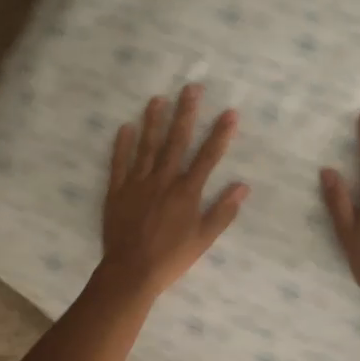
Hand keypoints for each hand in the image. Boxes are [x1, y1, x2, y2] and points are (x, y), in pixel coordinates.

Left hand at [99, 84, 247, 297]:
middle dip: (186, 113)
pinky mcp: (117, 191)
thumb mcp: (204, 239)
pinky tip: (126, 126)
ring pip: (147, 146)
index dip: (220, 134)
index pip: (208, 157)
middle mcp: (163, 180)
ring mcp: (137, 184)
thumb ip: (223, 211)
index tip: (230, 112)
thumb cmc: (171, 258)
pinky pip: (119, 163)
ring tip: (158, 98)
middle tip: (191, 88)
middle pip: (176, 141)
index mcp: (186, 192)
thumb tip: (243, 186)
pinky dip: (122, 145)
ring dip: (153, 121)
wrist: (131, 272)